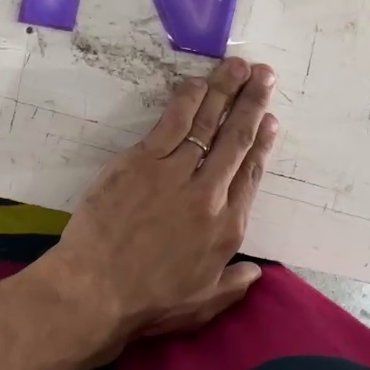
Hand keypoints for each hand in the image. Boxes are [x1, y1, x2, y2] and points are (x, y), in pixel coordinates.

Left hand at [25, 58, 279, 363]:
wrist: (97, 290)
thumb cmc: (148, 303)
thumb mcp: (204, 304)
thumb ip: (233, 284)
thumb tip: (255, 271)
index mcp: (227, 229)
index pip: (252, 174)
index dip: (263, 143)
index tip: (273, 120)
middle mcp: (207, 194)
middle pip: (235, 140)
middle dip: (253, 104)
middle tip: (265, 74)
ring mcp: (173, 174)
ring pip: (205, 124)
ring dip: (224, 91)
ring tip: (238, 65)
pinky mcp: (139, 162)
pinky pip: (169, 124)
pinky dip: (186, 101)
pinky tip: (198, 82)